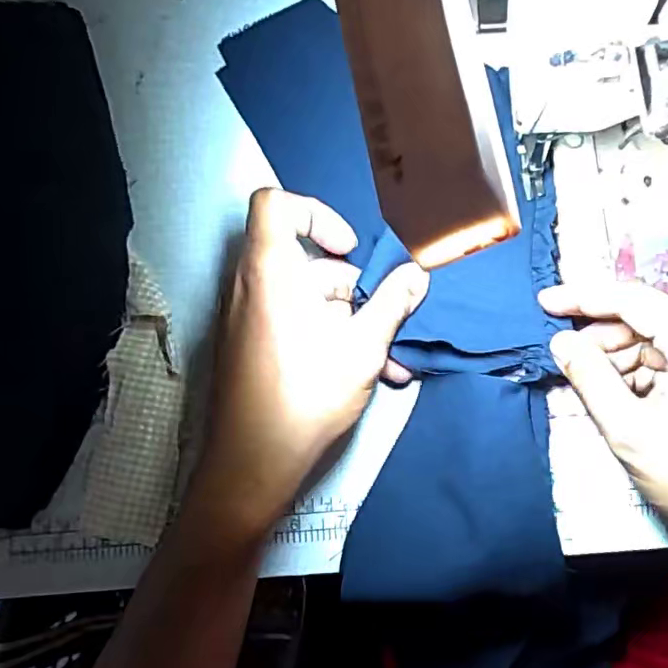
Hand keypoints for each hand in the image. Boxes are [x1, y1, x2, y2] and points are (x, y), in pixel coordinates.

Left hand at [188, 189, 426, 541]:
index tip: (351, 250)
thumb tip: (417, 274)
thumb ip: (393, 303)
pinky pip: (298, 327)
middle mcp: (252, 289)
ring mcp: (250, 320)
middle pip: (308, 264)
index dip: (317, 214)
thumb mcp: (364, 346)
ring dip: (354, 323)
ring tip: (389, 360)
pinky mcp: (254, 348)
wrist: (254, 461)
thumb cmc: (308, 394)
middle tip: (387, 320)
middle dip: (356, 289)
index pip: (276, 205)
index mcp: (271, 273)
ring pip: (310, 302)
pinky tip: (370, 374)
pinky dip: (333, 340)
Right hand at [539, 281, 667, 565]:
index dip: (584, 299)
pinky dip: (650, 380)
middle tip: (567, 367)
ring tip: (592, 396)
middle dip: (605, 344)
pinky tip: (624, 403)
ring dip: (624, 366)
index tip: (546, 302)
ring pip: (664, 346)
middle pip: (650, 323)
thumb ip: (591, 379)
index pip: (635, 300)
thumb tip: (562, 342)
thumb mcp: (633, 432)